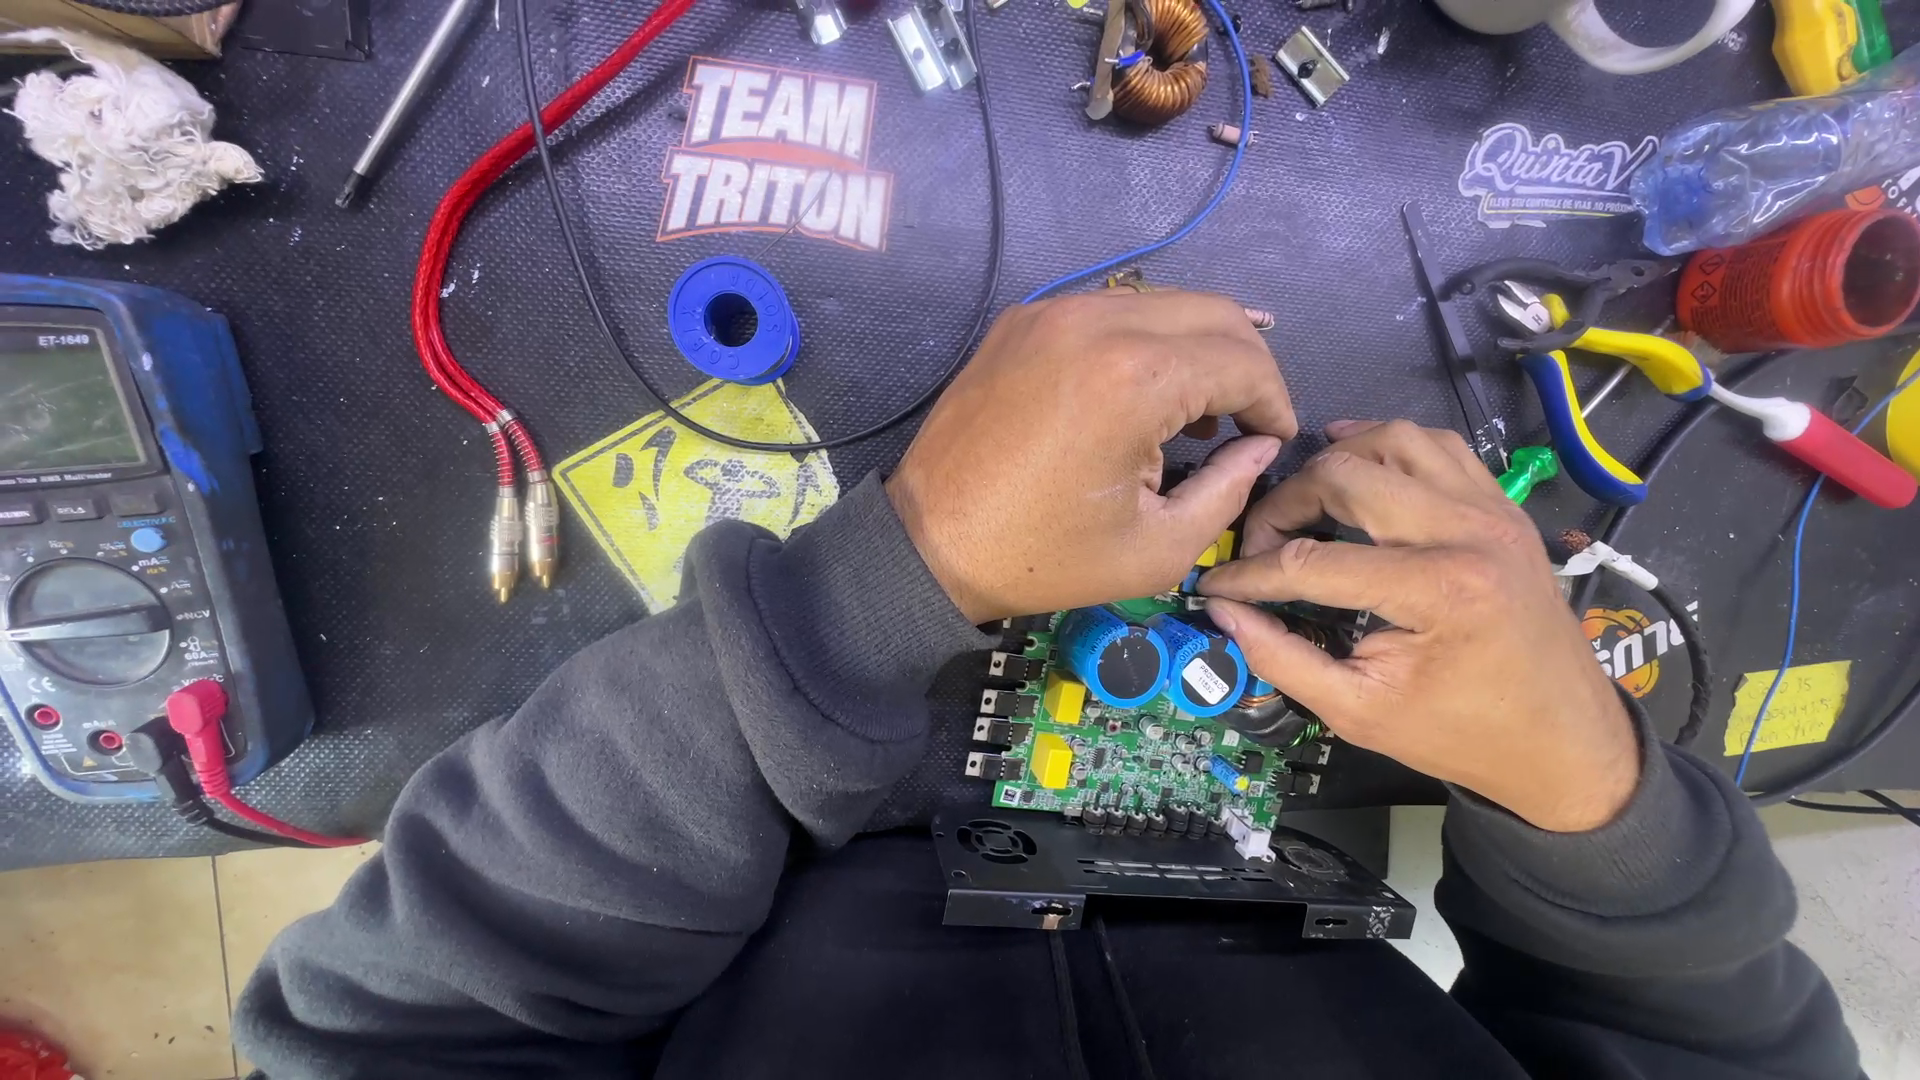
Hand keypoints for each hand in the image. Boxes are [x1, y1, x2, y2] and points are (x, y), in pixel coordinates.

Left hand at [887, 289, 1296, 622]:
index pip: (1241, 360)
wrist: (930, 545)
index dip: (1274, 400)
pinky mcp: (1019, 322)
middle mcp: (1094, 322)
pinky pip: (1106, 312)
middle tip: (1247, 419)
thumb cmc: (1042, 559)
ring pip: (1159, 303)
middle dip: (1246, 363)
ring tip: (1198, 410)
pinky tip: (1137, 390)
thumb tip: (1259, 446)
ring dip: (1194, 348)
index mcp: (1133, 378)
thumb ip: (1227, 489)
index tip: (1275, 438)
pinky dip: (1140, 341)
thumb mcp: (1155, 549)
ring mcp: (1049, 312)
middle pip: (1211, 312)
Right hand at [1199, 420, 1638, 832]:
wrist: (1567, 744)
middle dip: (1282, 506)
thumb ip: (1280, 657)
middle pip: (1343, 475)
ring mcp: (1491, 509)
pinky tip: (1354, 466)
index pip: (1309, 561)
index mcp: (1436, 590)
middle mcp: (1467, 530)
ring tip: (1302, 504)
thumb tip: (1222, 610)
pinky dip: (1384, 446)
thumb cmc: (1460, 735)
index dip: (1248, 574)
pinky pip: (1435, 445)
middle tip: (1261, 548)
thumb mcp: (1357, 712)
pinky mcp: (1501, 506)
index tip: (1214, 587)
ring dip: (1332, 462)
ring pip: (1391, 440)